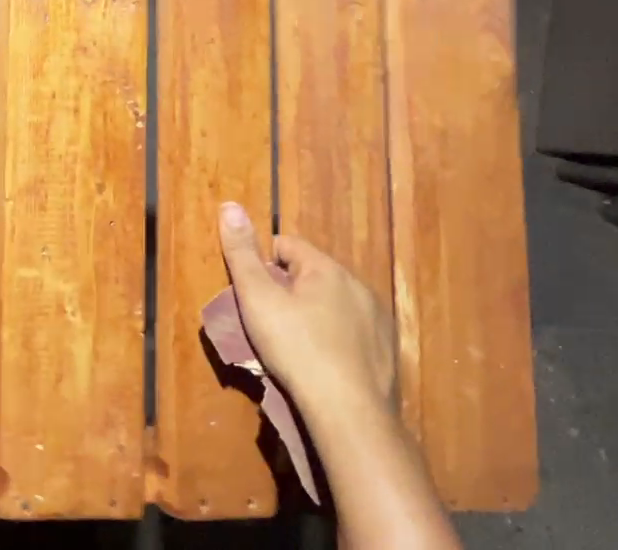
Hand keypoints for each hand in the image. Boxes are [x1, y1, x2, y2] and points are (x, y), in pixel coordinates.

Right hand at [217, 202, 395, 416]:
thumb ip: (241, 252)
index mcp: (328, 269)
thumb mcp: (256, 296)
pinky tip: (320, 360)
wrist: (349, 412)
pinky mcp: (388, 351)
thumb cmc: (296, 347)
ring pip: (332, 302)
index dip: (262, 263)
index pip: (286, 244)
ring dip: (310, 312)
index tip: (251, 292)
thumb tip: (229, 205)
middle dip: (286, 289)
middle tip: (266, 318)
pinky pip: (350, 330)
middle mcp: (360, 287)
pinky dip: (332, 336)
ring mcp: (379, 321)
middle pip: (309, 273)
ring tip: (291, 342)